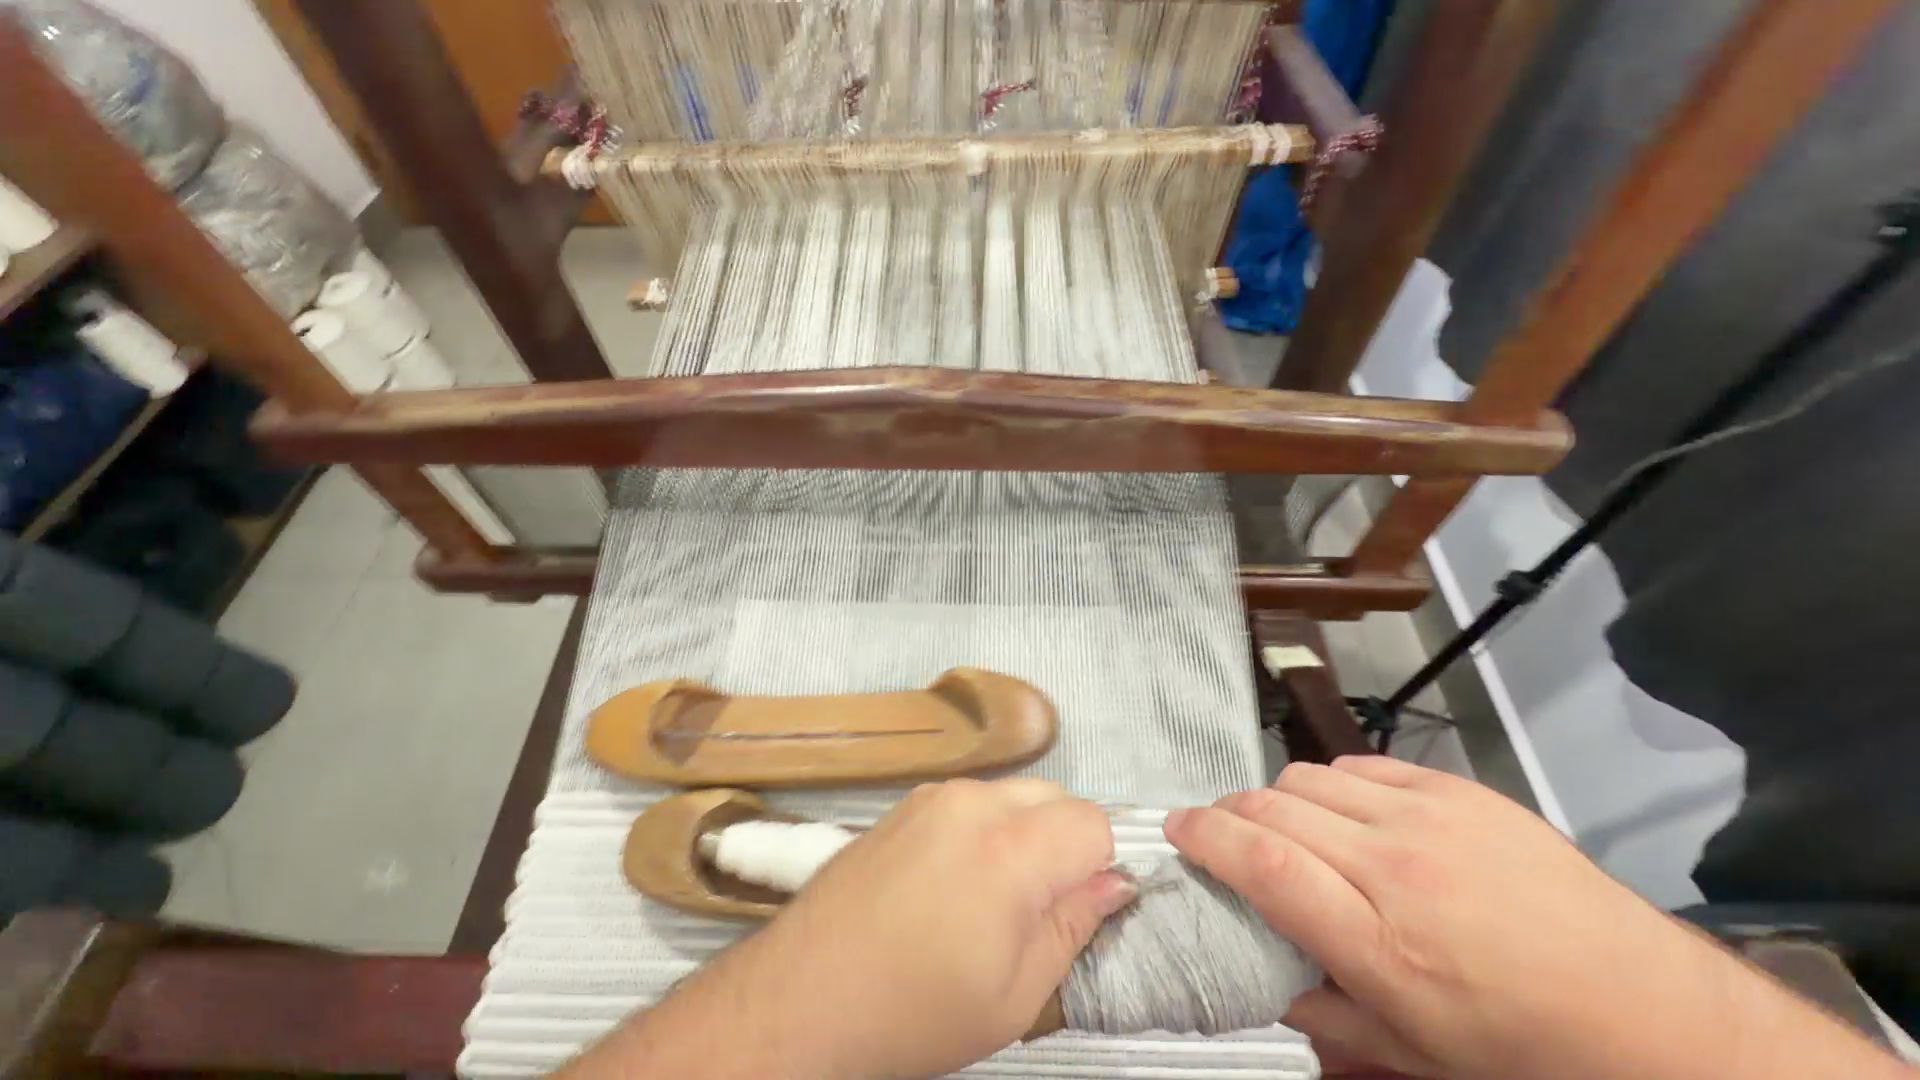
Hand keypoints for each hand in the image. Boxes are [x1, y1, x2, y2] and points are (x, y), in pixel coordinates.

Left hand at [572, 778, 1132, 1079]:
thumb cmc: (911, 1011)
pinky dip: (982, 829)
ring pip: (1012, 795)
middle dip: (1063, 844)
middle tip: (1033, 910)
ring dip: (1022, 834)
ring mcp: (931, 797)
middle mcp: (971, 804)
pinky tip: (950, 884)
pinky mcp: (903, 804)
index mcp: (1008, 850)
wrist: (802, 996)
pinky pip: (969, 801)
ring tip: (986, 900)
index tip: (1074, 907)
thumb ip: (1074, 926)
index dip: (1097, 866)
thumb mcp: (1015, 995)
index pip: (1093, 822)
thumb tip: (1115, 884)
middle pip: (1054, 798)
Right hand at [1165, 757, 1908, 1079]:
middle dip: (1228, 815)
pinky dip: (1334, 786)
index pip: (1260, 860)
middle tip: (1225, 837)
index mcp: (1377, 942)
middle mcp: (1395, 866)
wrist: (1647, 1012)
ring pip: (1308, 777)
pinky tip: (1350, 817)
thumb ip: (1314, 1008)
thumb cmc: (1517, 1047)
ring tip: (1292, 831)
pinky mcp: (1461, 791)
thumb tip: (1254, 967)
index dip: (1204, 835)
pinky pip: (1362, 764)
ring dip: (1279, 800)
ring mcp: (1431, 818)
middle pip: (1272, 807)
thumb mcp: (1405, 1053)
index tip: (1177, 830)